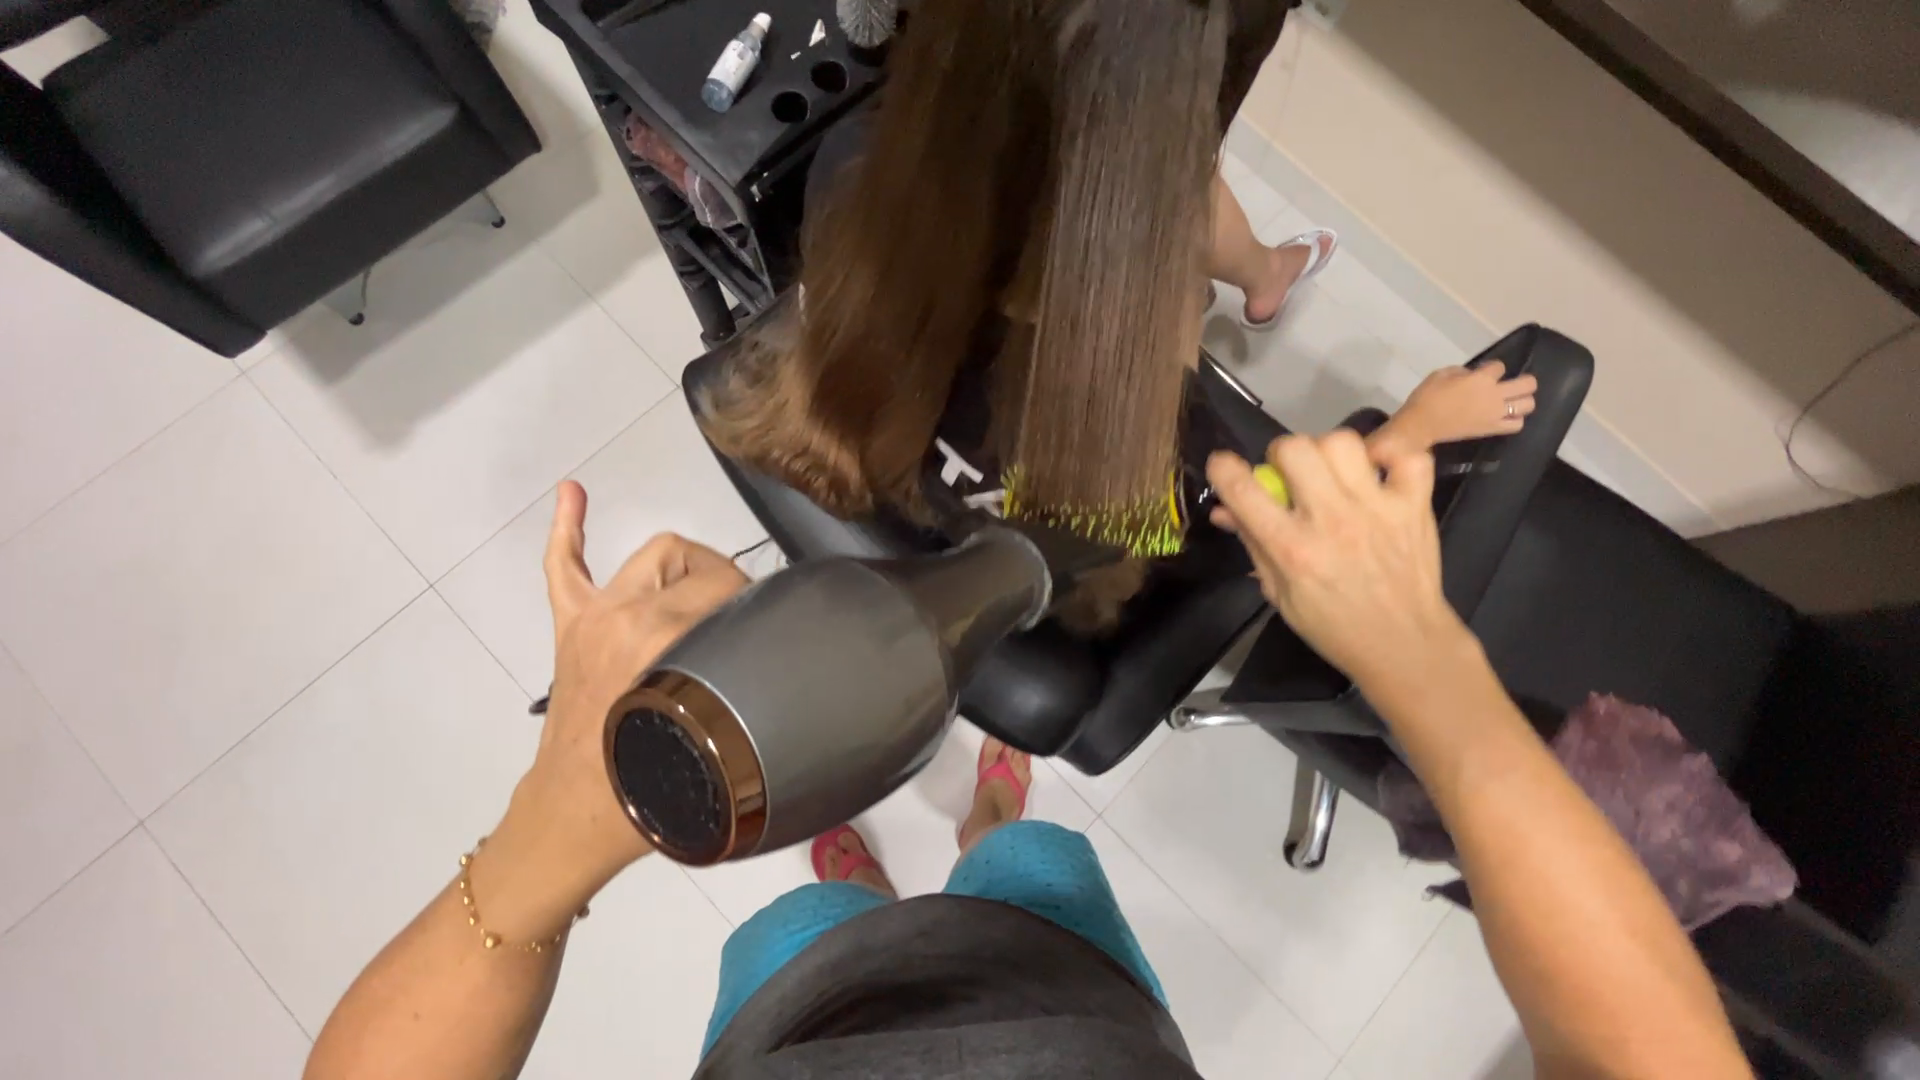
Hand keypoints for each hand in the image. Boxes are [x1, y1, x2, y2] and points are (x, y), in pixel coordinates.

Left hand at [476, 482, 747, 935]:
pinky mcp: (568, 628)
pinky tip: (573, 494)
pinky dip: (569, 531)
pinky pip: (564, 568)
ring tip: (702, 587)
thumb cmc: (648, 791)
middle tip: (738, 619)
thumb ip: (743, 682)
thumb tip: (777, 649)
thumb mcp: (716, 738)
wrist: (571, 820)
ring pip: (649, 555)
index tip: (769, 626)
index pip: (725, 585)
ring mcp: (590, 618)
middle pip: (690, 561)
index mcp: (659, 639)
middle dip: (724, 580)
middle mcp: (622, 616)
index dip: (755, 600)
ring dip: (681, 564)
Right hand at [1207, 433, 1475, 694]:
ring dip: (1327, 452)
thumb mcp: (1278, 592)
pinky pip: (1406, 456)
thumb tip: (1224, 509)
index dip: (1222, 467)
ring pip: (1343, 443)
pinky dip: (1390, 456)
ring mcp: (1377, 509)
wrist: (1404, 644)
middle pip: (1295, 448)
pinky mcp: (1414, 506)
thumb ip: (1253, 543)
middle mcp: (1331, 520)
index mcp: (1291, 548)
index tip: (1224, 467)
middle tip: (1289, 475)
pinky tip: (1376, 475)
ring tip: (1331, 474)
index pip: (1242, 489)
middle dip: (1281, 454)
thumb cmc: (1331, 624)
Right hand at [1395, 361, 1537, 447]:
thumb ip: (1460, 371)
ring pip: (1528, 404)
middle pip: (1528, 383)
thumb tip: (1471, 374)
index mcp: (1482, 378)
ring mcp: (1496, 413)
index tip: (1482, 372)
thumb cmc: (1426, 398)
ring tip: (1511, 402)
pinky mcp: (1492, 429)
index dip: (1491, 368)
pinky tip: (1505, 417)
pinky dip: (1515, 420)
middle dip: (1522, 381)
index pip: (1500, 366)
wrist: (1419, 425)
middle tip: (1510, 385)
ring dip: (1523, 400)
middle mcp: (1495, 394)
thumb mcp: (1439, 374)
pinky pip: (1517, 424)